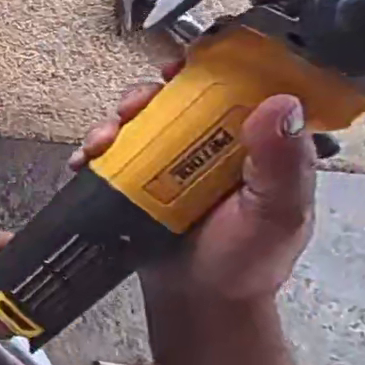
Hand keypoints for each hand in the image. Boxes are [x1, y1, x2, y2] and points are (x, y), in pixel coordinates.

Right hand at [74, 73, 317, 306]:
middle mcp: (204, 148)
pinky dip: (89, 153)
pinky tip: (83, 162)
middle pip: (171, 103)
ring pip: (134, 126)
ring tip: (101, 141)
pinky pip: (107, 157)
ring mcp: (163, 165)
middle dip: (144, 96)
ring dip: (111, 123)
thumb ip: (281, 164)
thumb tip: (279, 102)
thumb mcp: (276, 212)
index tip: (183, 64)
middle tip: (132, 106)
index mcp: (250, 146)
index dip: (208, 70)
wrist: (196, 301)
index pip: (232, 93)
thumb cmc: (245, 260)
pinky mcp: (130, 183)